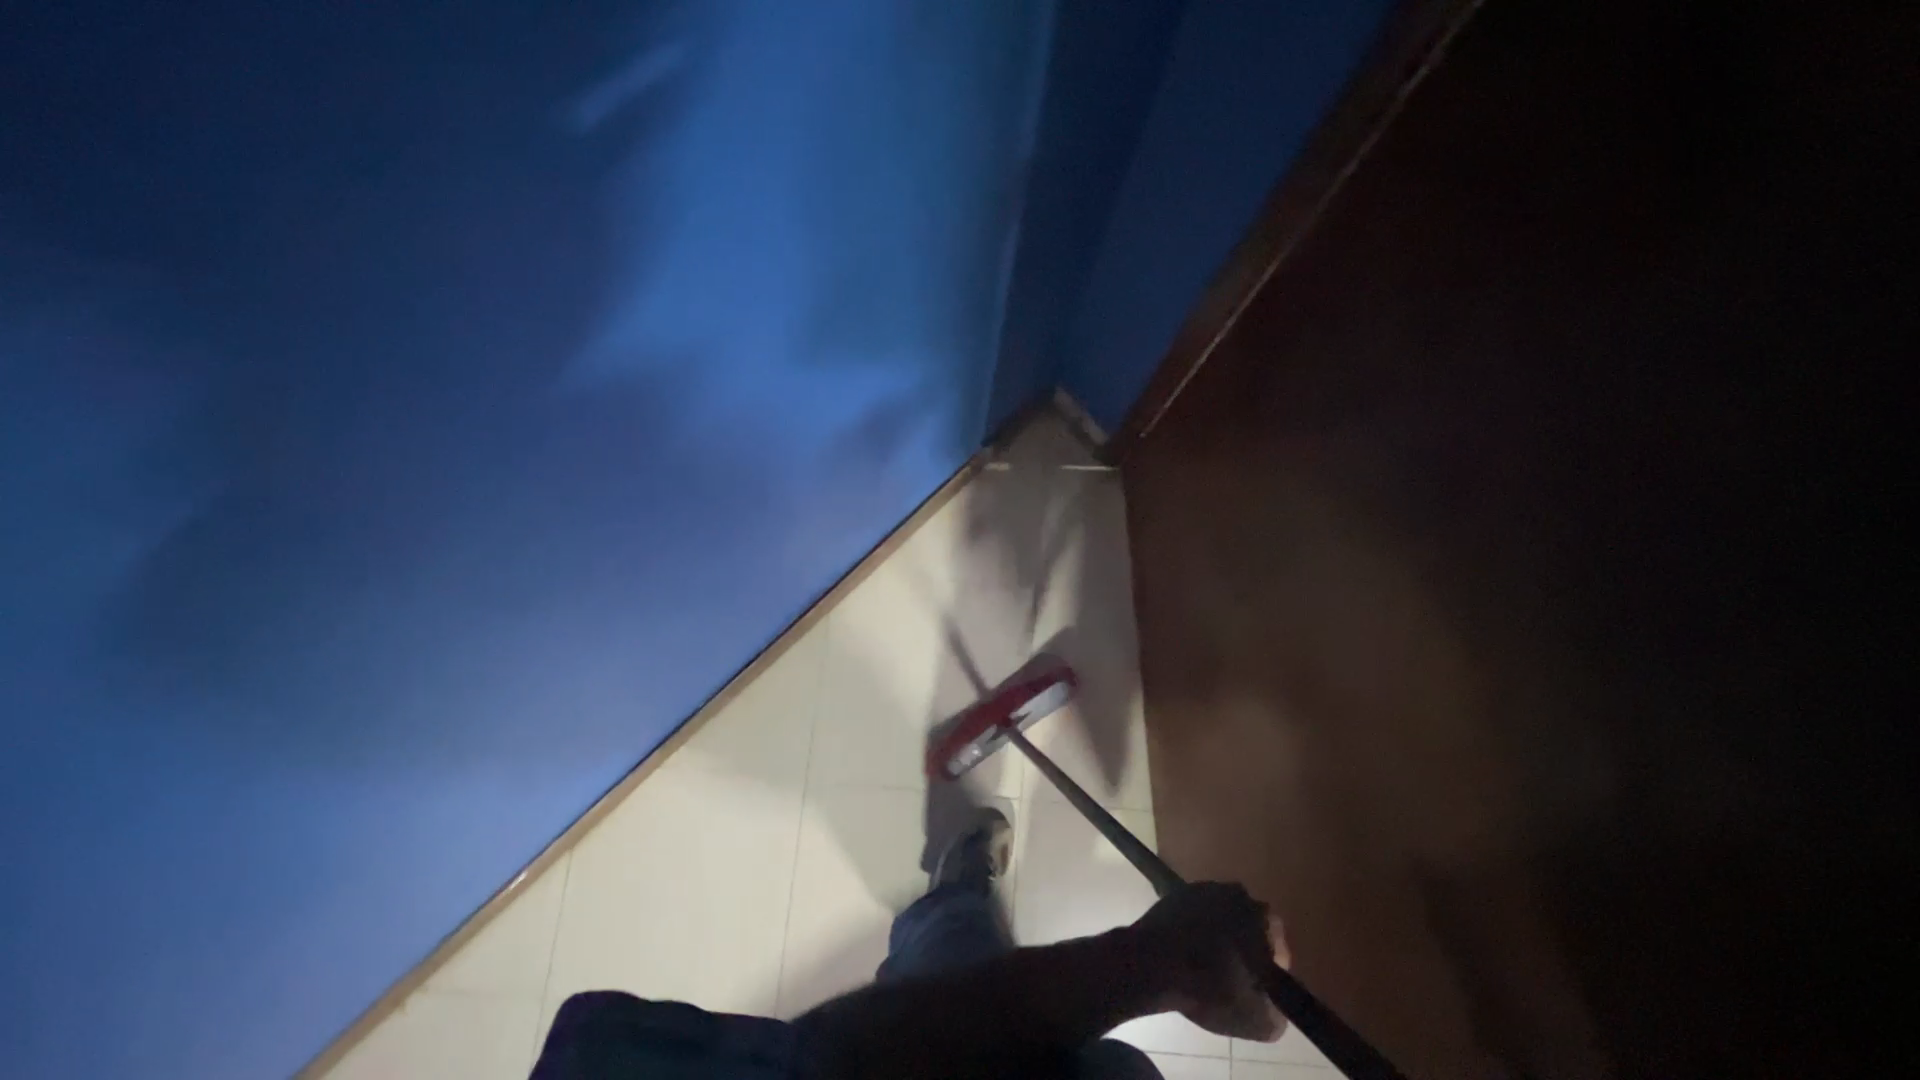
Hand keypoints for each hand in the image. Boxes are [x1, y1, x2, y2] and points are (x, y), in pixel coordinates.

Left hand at [1128, 882, 1289, 1040]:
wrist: (1152, 964)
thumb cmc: (1211, 990)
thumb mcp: (1259, 1022)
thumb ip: (1277, 1013)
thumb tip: (1271, 1006)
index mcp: (1263, 918)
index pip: (1277, 946)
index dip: (1269, 971)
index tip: (1255, 988)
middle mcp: (1237, 894)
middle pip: (1248, 927)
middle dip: (1244, 949)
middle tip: (1231, 977)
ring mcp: (1203, 889)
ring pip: (1221, 918)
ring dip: (1218, 937)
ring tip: (1205, 966)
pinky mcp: (1175, 893)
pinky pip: (1194, 914)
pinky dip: (1194, 929)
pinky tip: (1185, 952)